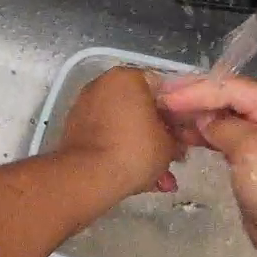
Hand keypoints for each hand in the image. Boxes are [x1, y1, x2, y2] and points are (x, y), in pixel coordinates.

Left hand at [56, 67, 185, 198]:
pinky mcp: (75, 128)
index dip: (175, 114)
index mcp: (128, 78)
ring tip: (157, 178)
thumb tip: (175, 141)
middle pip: (140, 109)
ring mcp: (86, 105)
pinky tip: (135, 177)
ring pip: (123, 126)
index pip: (161, 89)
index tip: (181, 135)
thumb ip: (175, 136)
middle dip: (156, 137)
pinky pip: (106, 135)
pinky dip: (120, 151)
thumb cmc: (134, 151)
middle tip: (171, 158)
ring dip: (140, 149)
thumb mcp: (168, 145)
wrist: (88, 176)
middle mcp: (103, 84)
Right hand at [157, 76, 256, 256]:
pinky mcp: (253, 166)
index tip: (167, 96)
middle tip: (161, 100)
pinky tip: (182, 137)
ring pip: (226, 122)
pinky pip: (225, 142)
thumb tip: (202, 119)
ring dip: (197, 119)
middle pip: (231, 101)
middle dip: (197, 100)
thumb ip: (224, 126)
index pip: (236, 88)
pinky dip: (204, 138)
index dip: (200, 90)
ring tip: (165, 117)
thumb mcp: (252, 149)